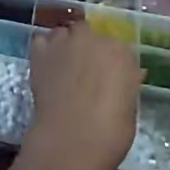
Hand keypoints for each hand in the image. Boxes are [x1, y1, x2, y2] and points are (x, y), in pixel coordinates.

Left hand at [25, 22, 141, 169]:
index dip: (109, 60)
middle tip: (83, 69)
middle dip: (86, 46)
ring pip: (62, 33)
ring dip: (63, 45)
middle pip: (88, 32)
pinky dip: (43, 50)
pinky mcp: (40, 52)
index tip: (106, 73)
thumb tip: (124, 77)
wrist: (73, 137)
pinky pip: (41, 42)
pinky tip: (45, 66)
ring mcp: (64, 42)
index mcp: (122, 52)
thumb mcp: (129, 105)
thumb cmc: (111, 130)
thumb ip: (125, 82)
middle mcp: (93, 39)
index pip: (117, 46)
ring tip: (61, 66)